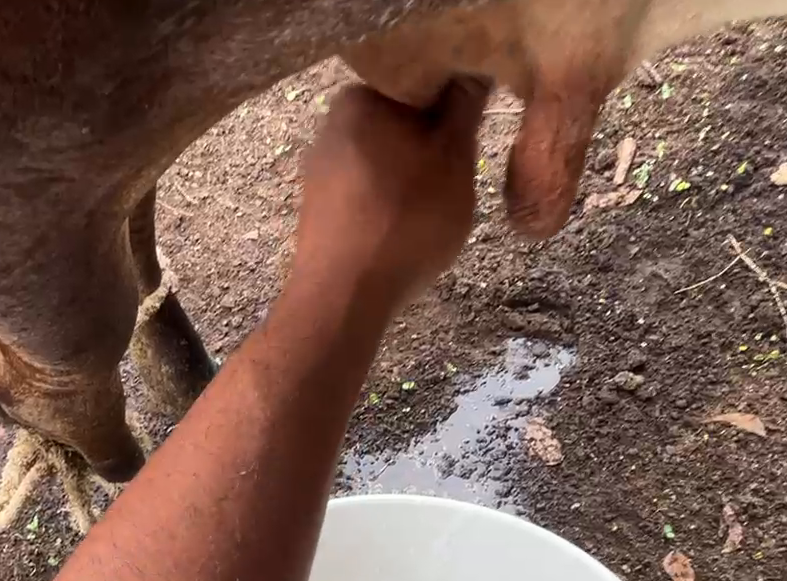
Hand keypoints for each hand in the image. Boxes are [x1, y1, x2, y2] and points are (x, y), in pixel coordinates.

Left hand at [290, 78, 488, 313]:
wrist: (342, 300)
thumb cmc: (405, 222)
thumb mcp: (454, 160)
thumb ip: (465, 109)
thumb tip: (470, 75)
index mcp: (360, 97)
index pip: (418, 80)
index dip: (452, 103)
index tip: (471, 134)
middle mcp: (329, 128)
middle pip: (397, 125)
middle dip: (428, 148)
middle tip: (455, 182)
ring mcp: (318, 176)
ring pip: (381, 166)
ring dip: (409, 184)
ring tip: (430, 217)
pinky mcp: (316, 217)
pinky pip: (363, 201)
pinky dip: (385, 212)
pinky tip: (399, 239)